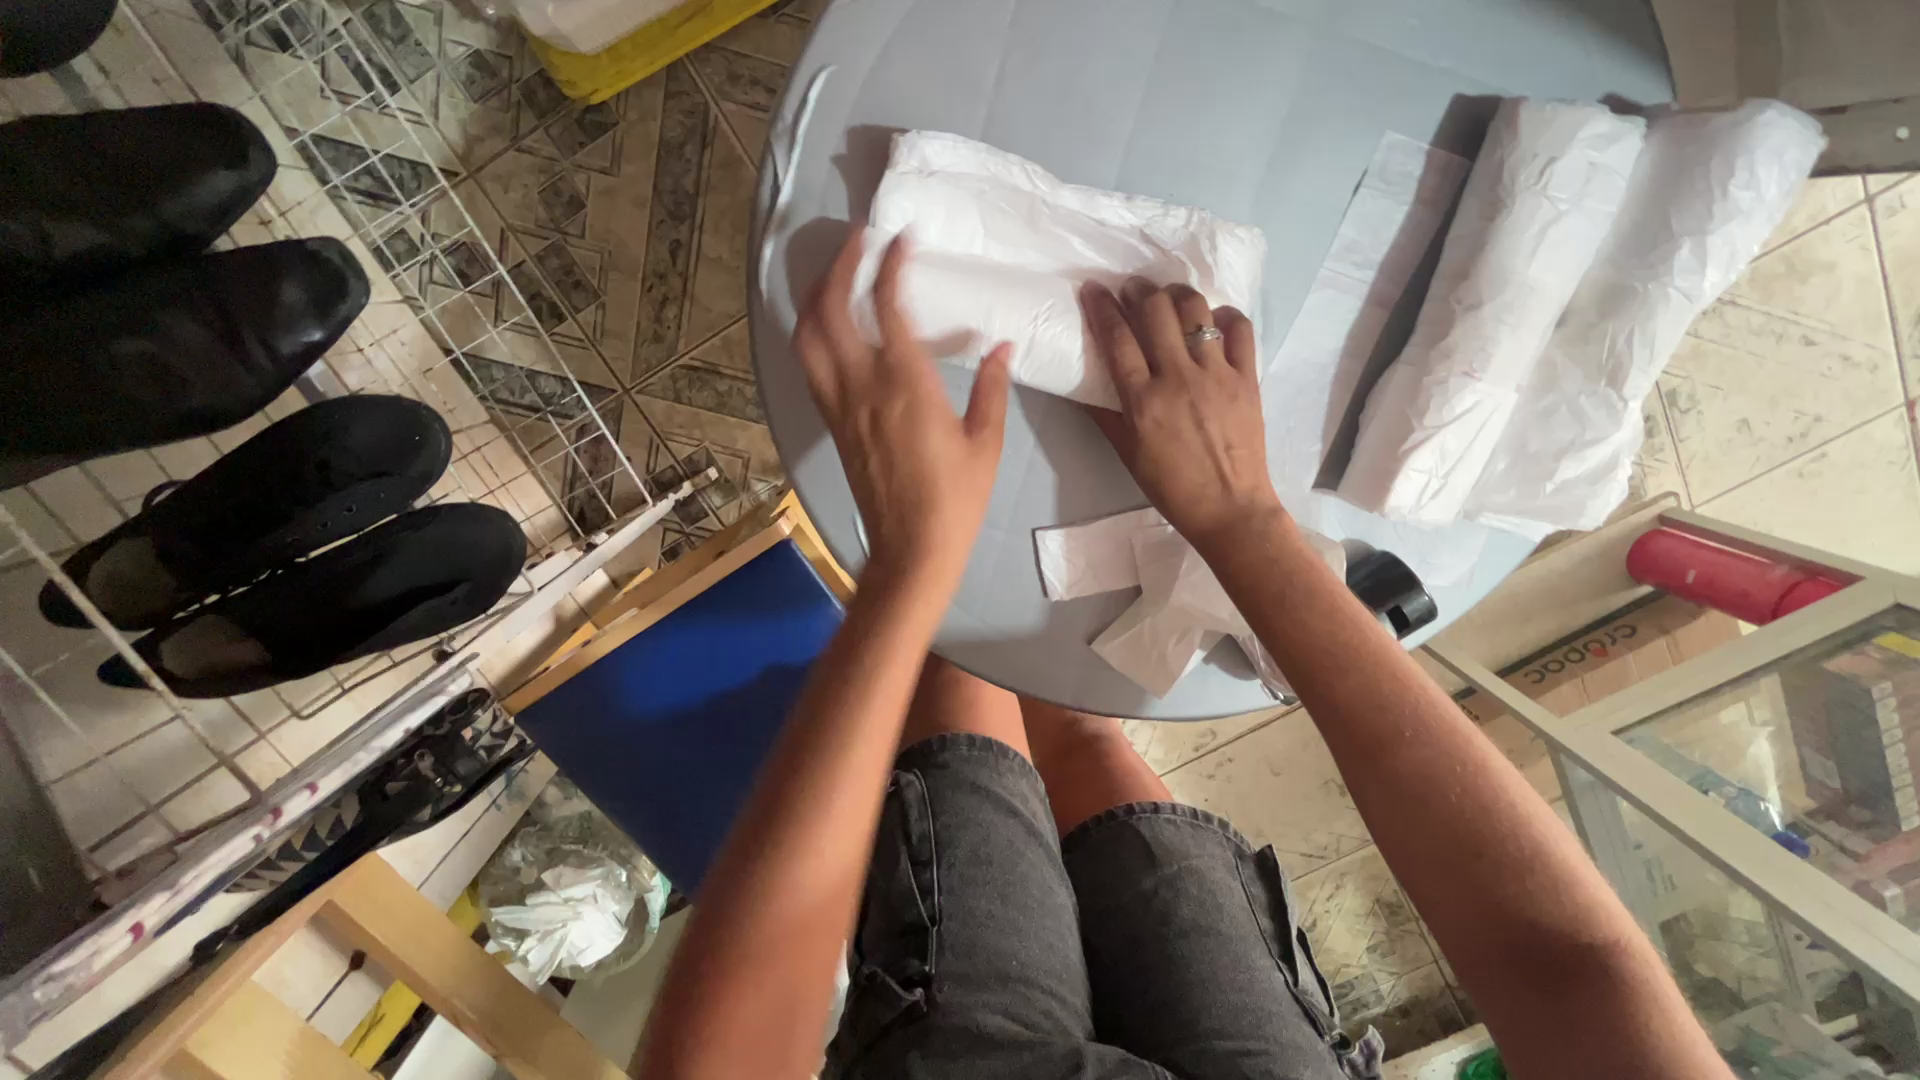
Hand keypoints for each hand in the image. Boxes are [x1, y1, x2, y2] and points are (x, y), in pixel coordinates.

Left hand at [795, 229, 1012, 584]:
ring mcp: (839, 404)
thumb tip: (1000, 347)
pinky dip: (811, 334)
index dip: (890, 264)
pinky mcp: (831, 424)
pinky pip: (809, 367)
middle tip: (858, 238)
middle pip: (831, 307)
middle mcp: (862, 385)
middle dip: (840, 263)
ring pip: (807, 335)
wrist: (911, 548)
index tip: (902, 239)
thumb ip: (991, 388)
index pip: (887, 305)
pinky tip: (826, 326)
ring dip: (814, 295)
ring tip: (833, 274)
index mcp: (907, 383)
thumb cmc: (956, 498)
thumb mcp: (987, 442)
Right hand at [1081, 278, 1283, 547]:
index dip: (1101, 306)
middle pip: (1155, 311)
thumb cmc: (1170, 486)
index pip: (1116, 338)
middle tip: (1132, 289)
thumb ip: (1105, 415)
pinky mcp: (1248, 377)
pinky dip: (1223, 315)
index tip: (1093, 289)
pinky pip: (1239, 328)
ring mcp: (1217, 374)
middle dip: (1138, 289)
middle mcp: (1178, 378)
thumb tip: (1084, 384)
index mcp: (1143, 401)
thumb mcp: (1127, 453)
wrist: (1228, 508)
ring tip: (1169, 297)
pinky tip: (1212, 319)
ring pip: (1195, 310)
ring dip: (1177, 294)